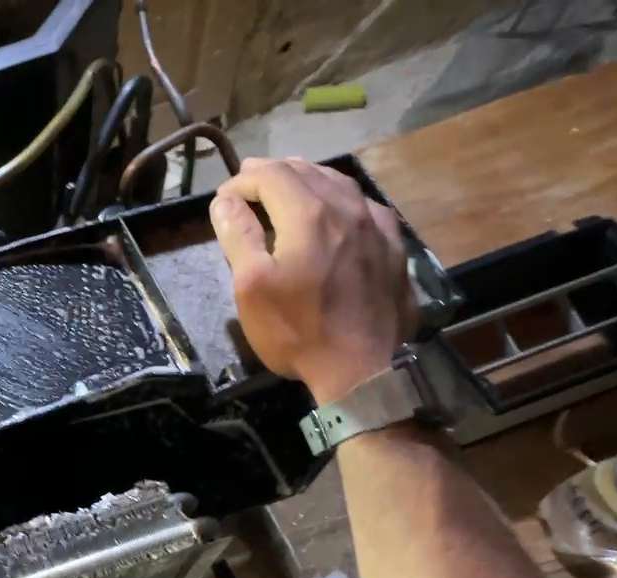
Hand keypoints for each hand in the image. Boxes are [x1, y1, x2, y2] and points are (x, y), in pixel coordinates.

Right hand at [209, 159, 416, 404]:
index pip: (271, 176)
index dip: (242, 181)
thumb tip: (226, 201)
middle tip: (249, 181)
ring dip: (308, 179)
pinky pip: (363, 207)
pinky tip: (335, 211)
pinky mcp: (393, 246)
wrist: (361, 367)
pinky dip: (339, 199)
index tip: (223, 199)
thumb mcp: (252, 287)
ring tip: (289, 184)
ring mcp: (376, 225)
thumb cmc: (297, 330)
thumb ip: (239, 237)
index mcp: (308, 213)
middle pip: (306, 172)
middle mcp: (347, 207)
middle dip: (273, 173)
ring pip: (339, 184)